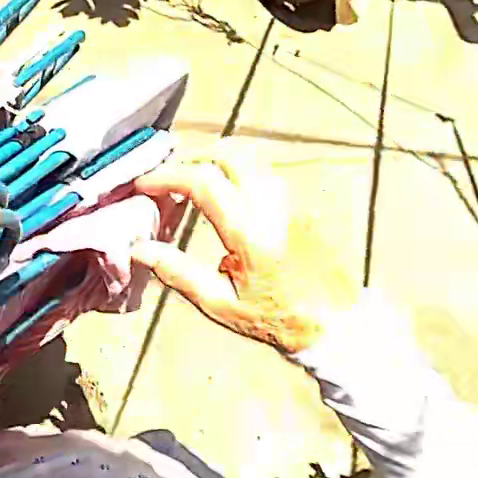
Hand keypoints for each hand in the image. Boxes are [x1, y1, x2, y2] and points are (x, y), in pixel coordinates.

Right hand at [130, 149, 356, 354]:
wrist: (338, 323)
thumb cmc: (276, 318)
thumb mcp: (220, 303)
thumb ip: (178, 272)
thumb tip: (139, 249)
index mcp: (250, 232)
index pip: (203, 182)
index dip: (166, 176)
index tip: (144, 184)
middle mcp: (274, 206)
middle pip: (228, 153)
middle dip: (191, 158)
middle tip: (168, 176)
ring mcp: (293, 199)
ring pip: (250, 156)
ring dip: (216, 159)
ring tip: (193, 180)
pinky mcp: (304, 202)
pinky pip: (266, 169)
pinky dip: (237, 168)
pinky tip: (226, 190)